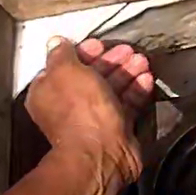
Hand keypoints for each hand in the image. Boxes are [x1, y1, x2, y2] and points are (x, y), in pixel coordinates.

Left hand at [25, 37, 154, 193]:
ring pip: (111, 90)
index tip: (100, 45)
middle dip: (110, 62)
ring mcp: (94, 120)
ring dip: (127, 73)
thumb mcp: (65, 71)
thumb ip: (61, 54)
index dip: (83, 53)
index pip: (64, 67)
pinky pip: (127, 106)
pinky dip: (136, 91)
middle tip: (128, 51)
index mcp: (48, 93)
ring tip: (142, 61)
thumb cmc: (79, 110)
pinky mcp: (116, 130)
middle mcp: (69, 108)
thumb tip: (56, 42)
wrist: (102, 152)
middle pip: (91, 78)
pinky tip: (147, 79)